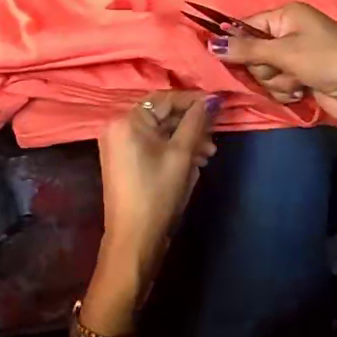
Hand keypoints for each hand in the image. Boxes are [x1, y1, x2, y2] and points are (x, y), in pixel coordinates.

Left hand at [89, 91, 217, 330]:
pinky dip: (171, 149)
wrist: (134, 238)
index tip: (219, 106)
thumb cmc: (158, 192)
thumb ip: (197, 122)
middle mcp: (116, 126)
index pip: (165, 99)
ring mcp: (117, 144)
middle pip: (161, 115)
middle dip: (191, 125)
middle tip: (214, 139)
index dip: (194, 101)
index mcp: (126, 120)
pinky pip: (150, 144)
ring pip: (158, 131)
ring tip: (208, 155)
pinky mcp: (121, 159)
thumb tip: (213, 98)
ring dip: (184, 139)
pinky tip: (192, 163)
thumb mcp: (182, 154)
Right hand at [213, 2, 336, 124]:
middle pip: (250, 53)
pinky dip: (284, 91)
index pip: (245, 26)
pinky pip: (275, 86)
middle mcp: (287, 34)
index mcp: (286, 16)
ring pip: (262, 73)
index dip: (234, 42)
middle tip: (280, 69)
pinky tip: (300, 92)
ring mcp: (293, 58)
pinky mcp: (299, 79)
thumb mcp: (286, 51)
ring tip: (297, 82)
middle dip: (262, 67)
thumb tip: (209, 44)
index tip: (220, 56)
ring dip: (275, 82)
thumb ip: (246, 49)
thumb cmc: (329, 59)